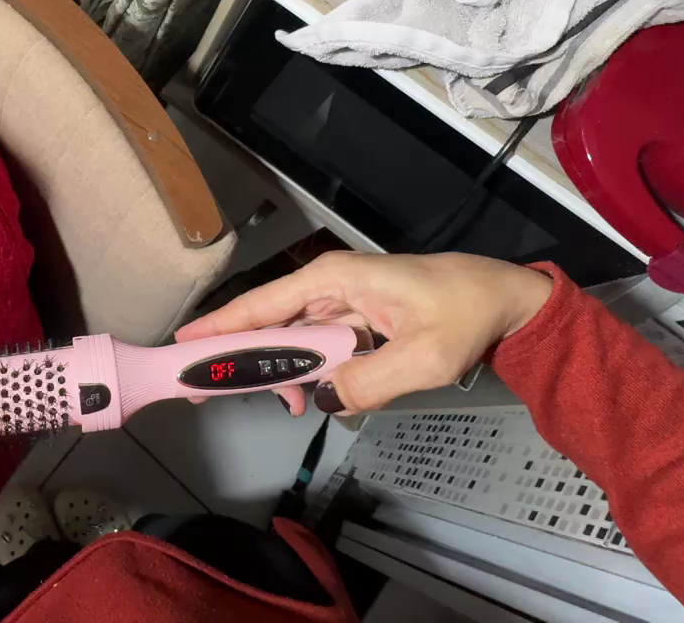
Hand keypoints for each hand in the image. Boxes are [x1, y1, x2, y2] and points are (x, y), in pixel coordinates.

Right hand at [176, 252, 552, 415]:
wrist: (500, 296)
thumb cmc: (461, 314)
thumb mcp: (423, 357)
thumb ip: (368, 381)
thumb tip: (319, 399)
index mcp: (331, 279)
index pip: (262, 305)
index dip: (220, 326)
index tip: (183, 344)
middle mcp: (325, 284)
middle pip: (266, 320)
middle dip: (239, 354)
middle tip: (205, 389)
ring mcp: (337, 299)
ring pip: (288, 334)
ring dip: (279, 368)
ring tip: (284, 404)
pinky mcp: (351, 314)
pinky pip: (314, 342)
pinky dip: (306, 368)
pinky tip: (311, 392)